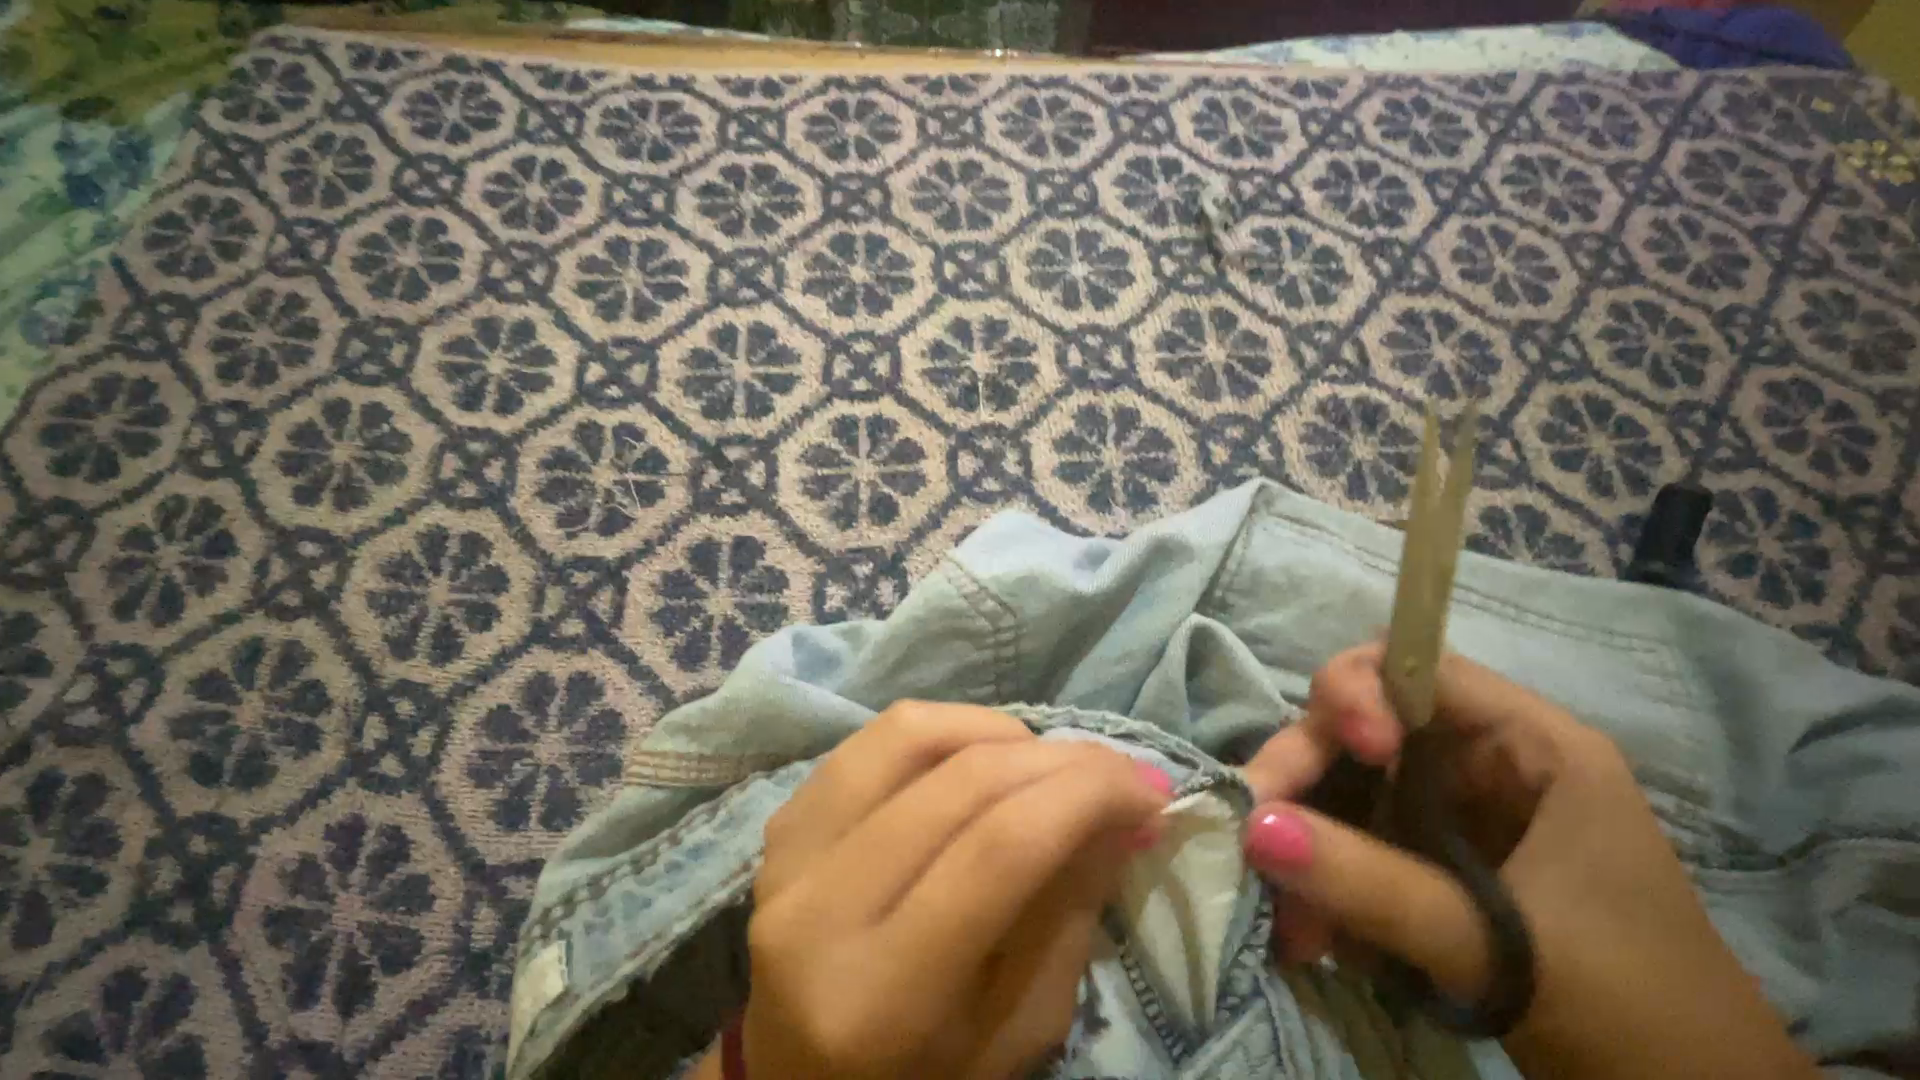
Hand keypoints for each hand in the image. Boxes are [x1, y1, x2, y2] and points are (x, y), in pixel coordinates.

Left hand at [735, 702, 1170, 1079]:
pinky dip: (944, 731)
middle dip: (1061, 760)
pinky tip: (982, 757)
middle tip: (1120, 770)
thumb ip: (1069, 913)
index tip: (1149, 790)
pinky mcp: (780, 824)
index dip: (1086, 797)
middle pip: (960, 783)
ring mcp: (787, 856)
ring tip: (1048, 762)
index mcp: (881, 995)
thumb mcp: (1019, 1028)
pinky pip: (872, 741)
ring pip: (909, 735)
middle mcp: (818, 910)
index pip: (999, 850)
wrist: (800, 1079)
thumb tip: (1122, 809)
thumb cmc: (925, 1076)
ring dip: (999, 730)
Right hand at [1240, 645, 1817, 1079]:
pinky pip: (1355, 845)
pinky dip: (1324, 885)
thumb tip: (1250, 827)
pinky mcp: (1433, 863)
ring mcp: (1453, 814)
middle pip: (1361, 728)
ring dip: (1303, 848)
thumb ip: (1371, 884)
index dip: (1358, 693)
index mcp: (1530, 747)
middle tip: (1253, 837)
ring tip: (1288, 925)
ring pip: (1347, 793)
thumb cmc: (1630, 1013)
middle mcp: (1482, 764)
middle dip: (1305, 779)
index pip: (1415, 668)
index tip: (1344, 755)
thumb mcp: (1493, 944)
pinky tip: (1312, 940)